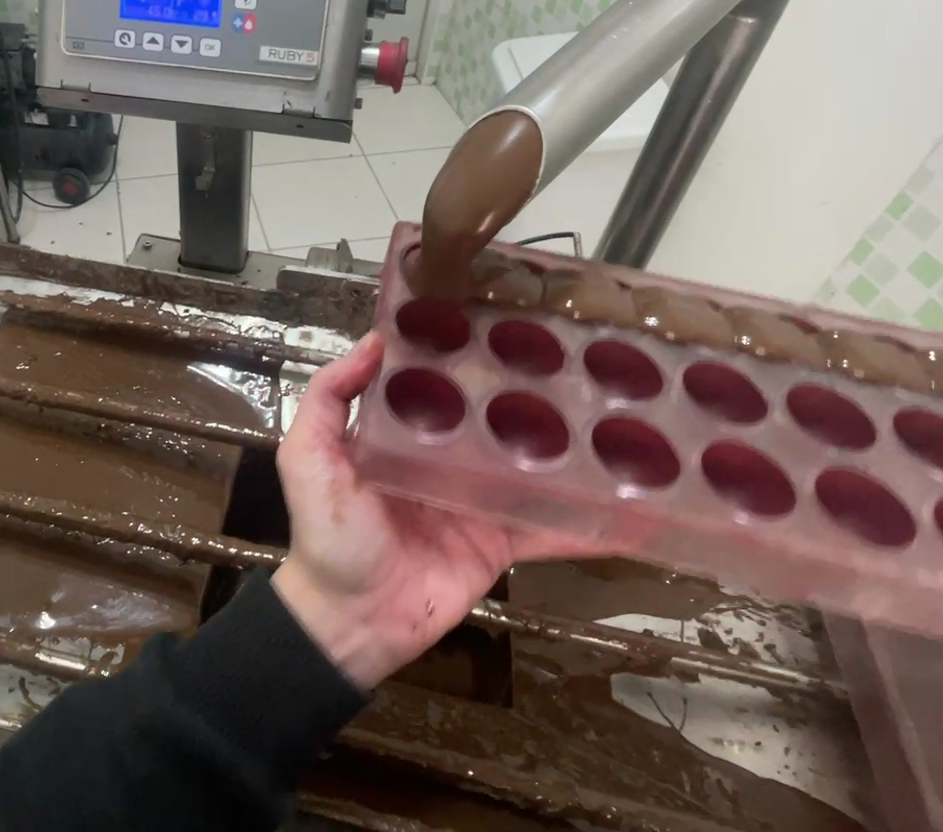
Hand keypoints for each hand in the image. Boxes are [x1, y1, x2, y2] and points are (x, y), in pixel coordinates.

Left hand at [271, 332, 608, 688]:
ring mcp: (475, 502)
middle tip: (580, 363)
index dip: (463, 358)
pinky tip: (633, 507)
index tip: (502, 323)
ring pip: (527, 469)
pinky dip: (586, 523)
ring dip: (567, 453)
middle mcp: (440, 460)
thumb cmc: (327, 532)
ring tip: (621, 420)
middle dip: (527, 396)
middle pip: (490, 421)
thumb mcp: (309, 455)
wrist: (351, 619)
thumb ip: (330, 397)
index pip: (437, 386)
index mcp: (398, 435)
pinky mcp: (499, 544)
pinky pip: (547, 530)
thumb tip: (373, 339)